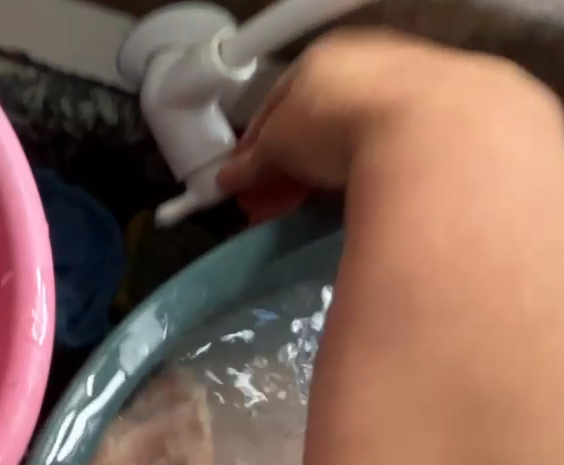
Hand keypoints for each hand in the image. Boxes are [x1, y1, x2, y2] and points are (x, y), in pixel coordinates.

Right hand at [218, 30, 556, 199]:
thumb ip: (245, 163)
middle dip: (279, 169)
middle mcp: (366, 61)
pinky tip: (330, 199)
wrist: (431, 127)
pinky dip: (348, 175)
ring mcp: (405, 84)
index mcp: (321, 56)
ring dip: (307, 178)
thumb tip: (229, 179)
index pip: (272, 106)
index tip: (239, 179)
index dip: (250, 148)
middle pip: (308, 124)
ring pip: (340, 139)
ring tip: (288, 209)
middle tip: (261, 201)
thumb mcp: (269, 146)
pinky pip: (375, 149)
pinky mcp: (434, 115)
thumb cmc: (336, 121)